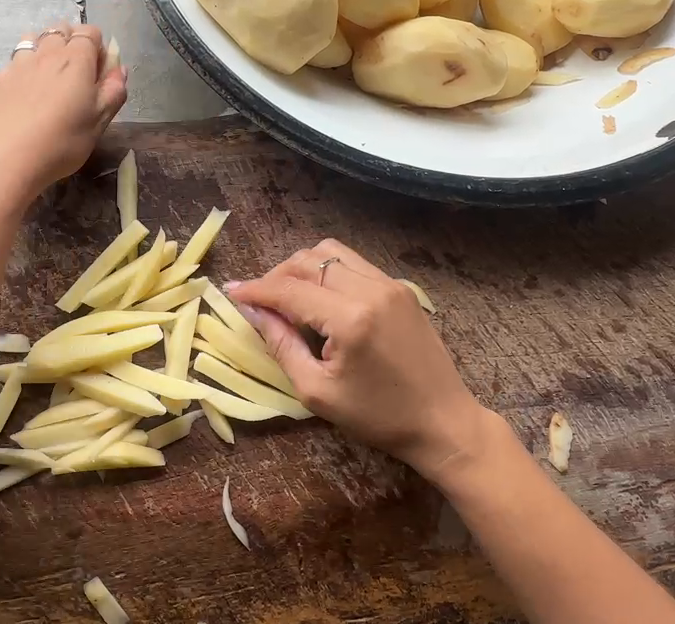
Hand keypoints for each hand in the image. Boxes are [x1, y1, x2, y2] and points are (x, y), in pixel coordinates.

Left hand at [0, 22, 126, 206]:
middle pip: (61, 29)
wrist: (8, 161)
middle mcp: (47, 52)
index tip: (98, 74)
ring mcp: (20, 63)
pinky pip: (17, 59)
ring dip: (46, 48)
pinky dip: (25, 66)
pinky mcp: (0, 78)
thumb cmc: (63, 142)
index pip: (90, 32)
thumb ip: (113, 91)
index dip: (98, 48)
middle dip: (72, 43)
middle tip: (77, 75)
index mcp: (77, 59)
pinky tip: (26, 93)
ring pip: (35, 38)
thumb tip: (119, 70)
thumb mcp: (99, 121)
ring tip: (49, 77)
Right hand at [228, 240, 500, 477]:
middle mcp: (370, 289)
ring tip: (289, 296)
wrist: (443, 422)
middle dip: (276, 276)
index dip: (256, 290)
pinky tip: (320, 297)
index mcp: (350, 319)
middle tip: (260, 302)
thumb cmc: (378, 417)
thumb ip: (280, 344)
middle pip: (307, 261)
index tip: (231, 292)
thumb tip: (251, 311)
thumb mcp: (317, 391)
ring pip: (330, 252)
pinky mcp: (400, 287)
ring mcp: (389, 284)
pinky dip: (328, 271)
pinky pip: (352, 263)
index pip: (290, 290)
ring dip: (302, 268)